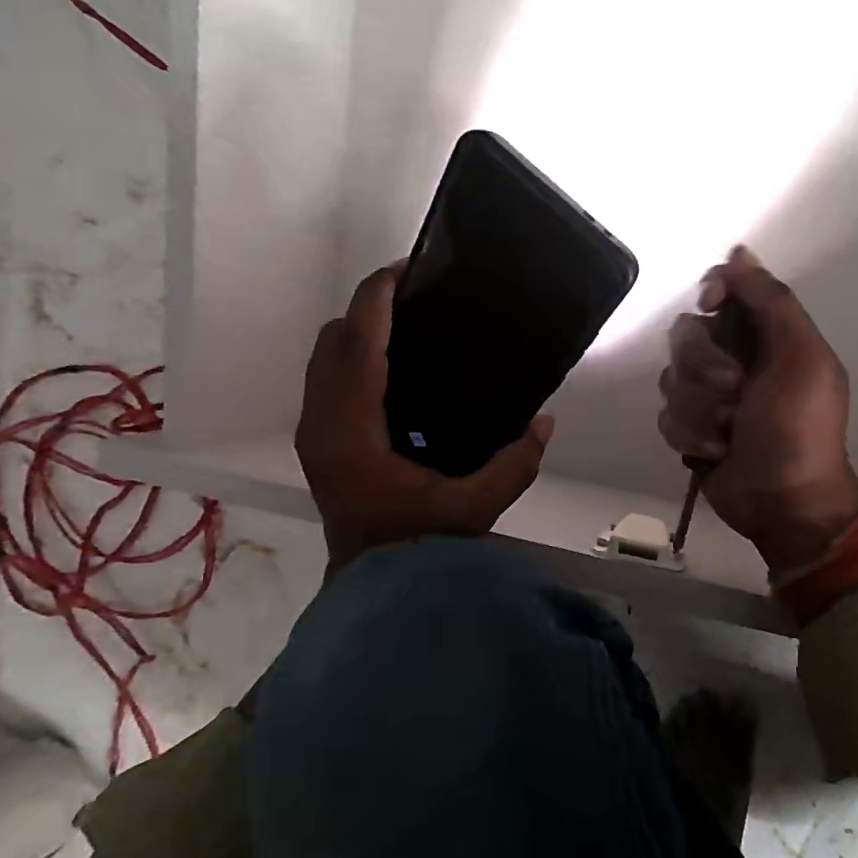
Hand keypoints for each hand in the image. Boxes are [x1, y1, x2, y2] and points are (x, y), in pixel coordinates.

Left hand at [297, 262, 553, 573]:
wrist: (375, 589)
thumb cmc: (417, 548)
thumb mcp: (474, 508)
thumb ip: (514, 464)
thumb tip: (542, 422)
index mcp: (351, 431)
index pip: (357, 344)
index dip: (376, 298)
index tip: (405, 268)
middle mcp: (323, 424)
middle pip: (331, 341)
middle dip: (367, 309)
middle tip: (416, 300)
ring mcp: (314, 434)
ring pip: (323, 359)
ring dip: (357, 333)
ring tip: (407, 327)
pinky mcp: (320, 444)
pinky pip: (327, 381)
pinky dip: (352, 359)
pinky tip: (394, 370)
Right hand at [657, 247, 857, 577]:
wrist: (783, 501)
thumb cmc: (800, 429)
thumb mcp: (801, 359)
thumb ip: (772, 302)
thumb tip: (739, 252)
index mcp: (765, 335)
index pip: (722, 289)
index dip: (711, 293)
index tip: (711, 309)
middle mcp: (731, 358)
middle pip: (685, 334)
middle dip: (705, 367)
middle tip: (737, 393)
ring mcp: (707, 395)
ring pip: (669, 378)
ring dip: (701, 410)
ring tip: (729, 433)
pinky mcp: (689, 427)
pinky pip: (665, 415)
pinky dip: (690, 435)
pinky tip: (716, 451)